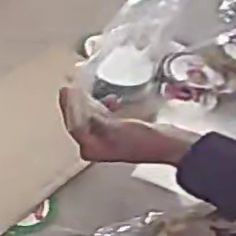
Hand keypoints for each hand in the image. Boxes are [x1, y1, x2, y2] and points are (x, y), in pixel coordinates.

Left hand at [60, 86, 199, 164]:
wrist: (170, 146)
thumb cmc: (145, 140)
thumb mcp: (114, 127)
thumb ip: (94, 118)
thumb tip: (79, 106)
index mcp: (90, 148)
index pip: (73, 124)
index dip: (68, 105)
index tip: (65, 89)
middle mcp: (95, 147)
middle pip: (80, 121)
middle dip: (78, 103)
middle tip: (73, 86)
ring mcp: (107, 142)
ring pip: (91, 119)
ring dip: (92, 104)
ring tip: (92, 91)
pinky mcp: (119, 135)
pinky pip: (104, 119)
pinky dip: (105, 108)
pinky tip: (112, 100)